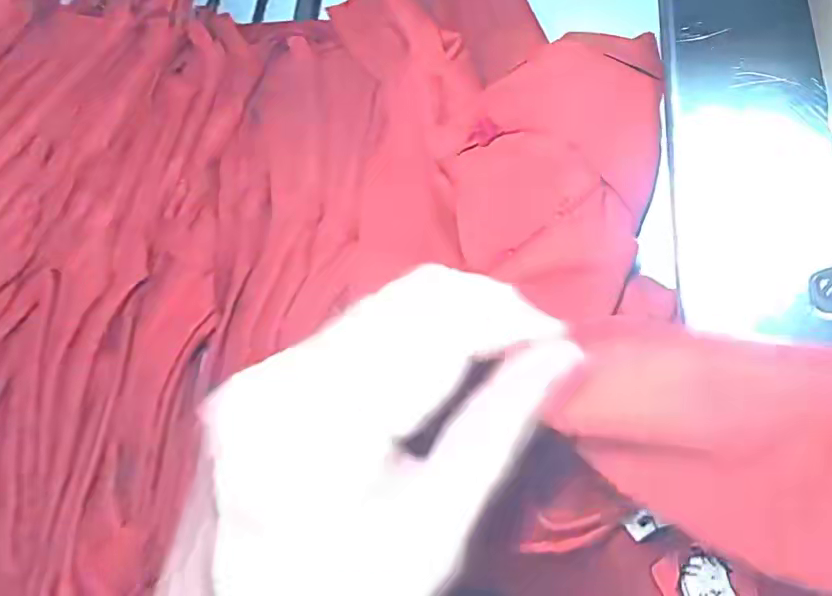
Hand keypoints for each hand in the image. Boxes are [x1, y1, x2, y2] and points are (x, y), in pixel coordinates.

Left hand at [158, 265, 583, 595]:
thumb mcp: (434, 535)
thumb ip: (501, 429)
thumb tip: (566, 354)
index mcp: (316, 430)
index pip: (438, 329)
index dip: (511, 320)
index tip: (562, 339)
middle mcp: (279, 379)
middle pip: (417, 296)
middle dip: (492, 307)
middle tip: (537, 344)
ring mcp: (265, 369)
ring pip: (397, 295)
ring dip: (463, 311)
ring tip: (503, 347)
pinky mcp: (267, 368)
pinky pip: (371, 316)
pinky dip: (426, 324)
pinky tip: (451, 355)